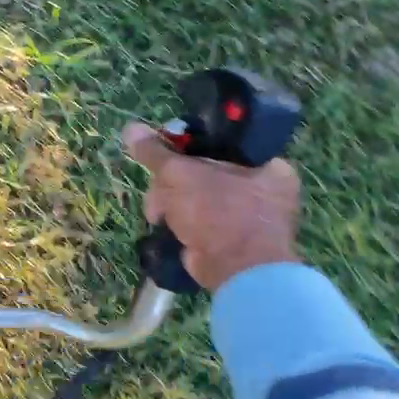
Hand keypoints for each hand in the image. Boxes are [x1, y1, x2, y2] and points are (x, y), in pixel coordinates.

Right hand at [123, 121, 302, 290]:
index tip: (163, 154)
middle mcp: (263, 187)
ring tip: (160, 214)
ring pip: (193, 192)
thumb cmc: (218, 212)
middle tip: (161, 191)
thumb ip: (155, 151)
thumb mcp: (179, 174)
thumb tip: (131, 127)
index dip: (185, 145)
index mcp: (267, 166)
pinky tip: (168, 223)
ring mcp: (248, 213)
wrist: (237, 270)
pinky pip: (198, 214)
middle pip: (199, 169)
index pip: (218, 143)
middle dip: (170, 181)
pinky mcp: (232, 234)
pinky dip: (180, 218)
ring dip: (169, 201)